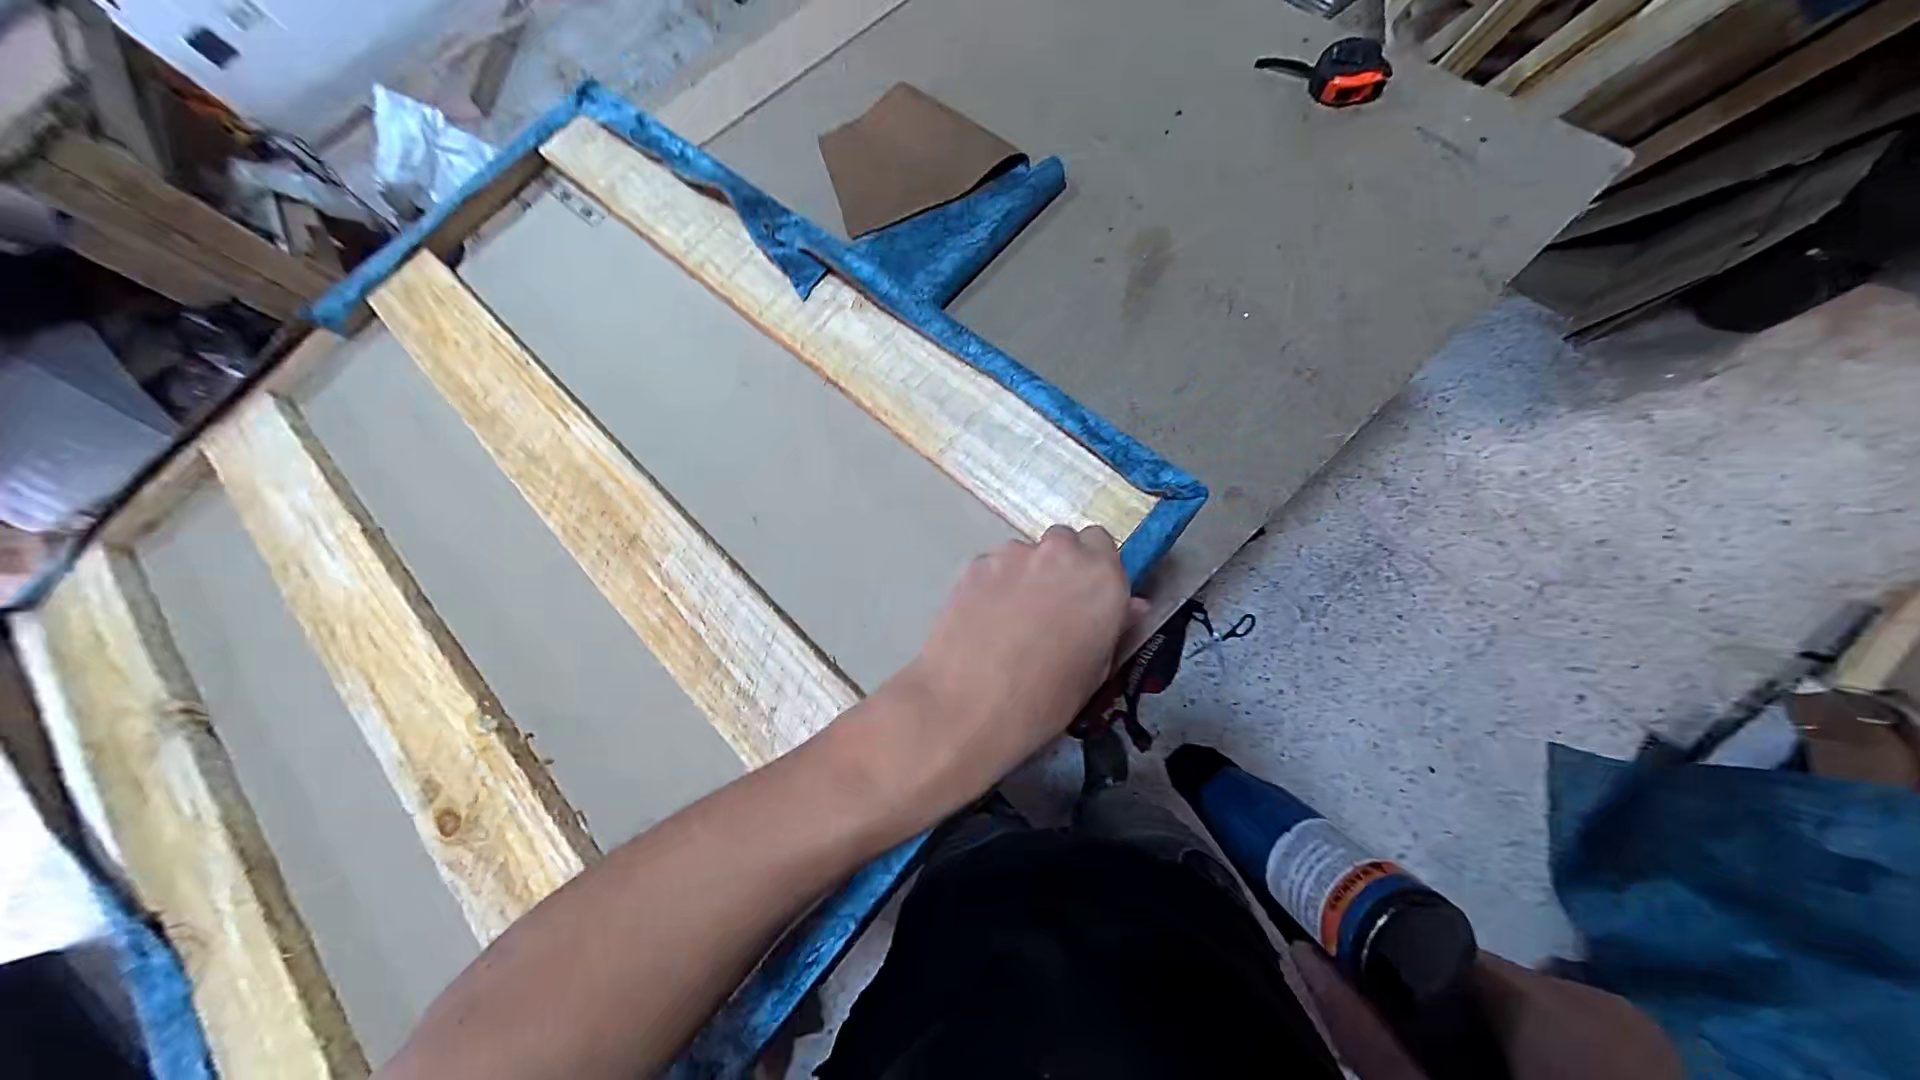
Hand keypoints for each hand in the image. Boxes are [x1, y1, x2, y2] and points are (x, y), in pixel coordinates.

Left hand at [852, 525, 1145, 818]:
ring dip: (1025, 575)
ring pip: (1025, 554)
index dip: (1095, 567)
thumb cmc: (1044, 699)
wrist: (967, 704)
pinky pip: (993, 567)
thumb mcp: (1095, 671)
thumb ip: (1115, 627)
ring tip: (1010, 620)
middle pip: (1064, 541)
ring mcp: (1012, 555)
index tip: (1086, 595)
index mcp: (1102, 577)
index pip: (1104, 544)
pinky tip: (984, 620)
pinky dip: (993, 585)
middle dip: (1060, 566)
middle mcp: (1060, 554)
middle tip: (1050, 607)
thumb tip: (1131, 607)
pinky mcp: (974, 565)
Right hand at [1288, 943, 1682, 1079]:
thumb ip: (1368, 1039)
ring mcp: (1641, 1037)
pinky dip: (1527, 1053)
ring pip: (1517, 1008)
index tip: (1375, 1016)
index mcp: (1552, 1002)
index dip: (1395, 975)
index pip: (1436, 947)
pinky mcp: (1656, 1064)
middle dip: (1436, 1012)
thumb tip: (1297, 955)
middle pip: (1476, 979)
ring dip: (1480, 1036)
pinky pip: (1562, 1033)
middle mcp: (1599, 1001)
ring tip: (1460, 1077)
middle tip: (1419, 1065)